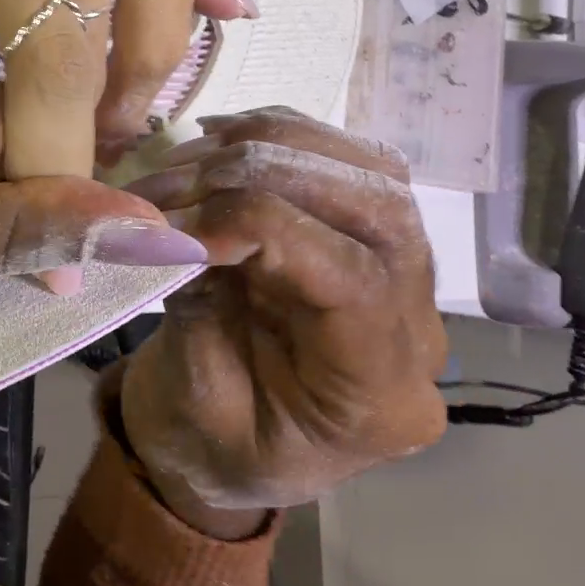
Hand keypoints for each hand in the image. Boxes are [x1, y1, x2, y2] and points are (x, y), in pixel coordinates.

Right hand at [116, 109, 447, 538]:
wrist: (220, 449)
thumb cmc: (205, 444)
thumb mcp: (190, 404)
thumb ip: (195, 312)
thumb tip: (171, 227)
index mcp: (376, 393)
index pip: (354, 278)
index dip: (258, 228)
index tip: (173, 228)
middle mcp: (413, 328)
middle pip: (379, 209)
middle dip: (264, 172)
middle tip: (173, 182)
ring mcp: (395, 279)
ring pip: (370, 172)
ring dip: (268, 145)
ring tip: (183, 162)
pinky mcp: (356, 242)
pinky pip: (341, 164)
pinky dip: (273, 136)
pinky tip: (214, 143)